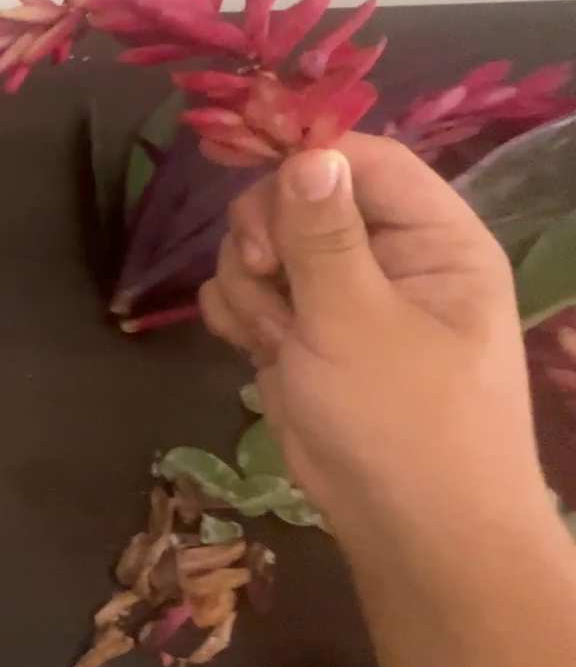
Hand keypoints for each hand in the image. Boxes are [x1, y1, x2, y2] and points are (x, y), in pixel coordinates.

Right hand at [198, 134, 545, 542]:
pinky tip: (257, 348)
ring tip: (275, 337)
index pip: (364, 162)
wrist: (395, 511)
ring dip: (246, 288)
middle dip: (262, 239)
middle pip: (292, 200)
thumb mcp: (356, 319)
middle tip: (267, 275)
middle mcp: (382, 255)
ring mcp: (331, 291)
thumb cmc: (401, 415)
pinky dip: (235, 314)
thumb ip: (324, 236)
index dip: (304, 158)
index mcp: (431, 240)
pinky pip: (238, 289)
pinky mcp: (291, 323)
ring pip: (254, 247)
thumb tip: (307, 155)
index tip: (243, 172)